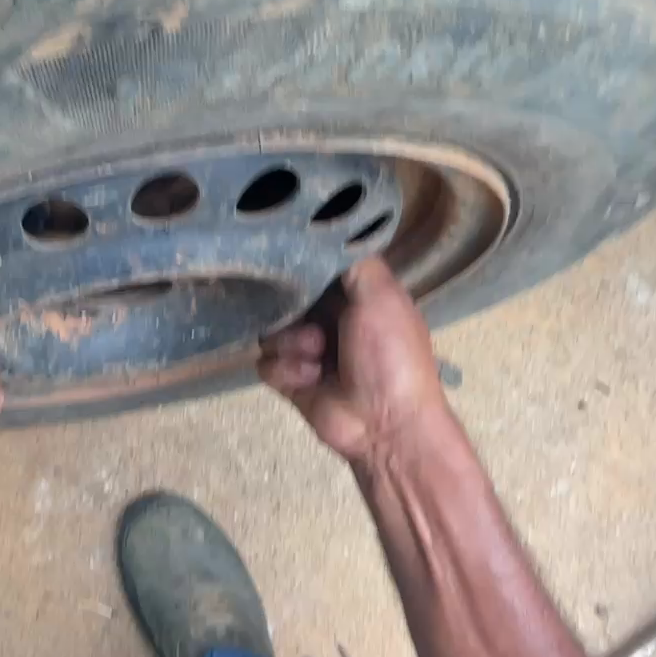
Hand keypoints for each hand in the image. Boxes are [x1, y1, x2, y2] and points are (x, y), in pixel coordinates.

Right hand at [259, 257, 450, 465]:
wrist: (384, 424)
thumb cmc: (390, 356)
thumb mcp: (382, 296)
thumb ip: (355, 261)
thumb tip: (327, 233)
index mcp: (355, 298)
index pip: (315, 268)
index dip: (302, 266)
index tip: (290, 263)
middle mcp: (328, 320)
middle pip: (284, 298)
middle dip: (290, 310)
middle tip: (309, 323)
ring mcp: (306, 350)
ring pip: (270, 330)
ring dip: (290, 344)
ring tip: (314, 358)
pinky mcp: (288, 378)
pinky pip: (264, 362)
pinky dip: (285, 370)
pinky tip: (308, 379)